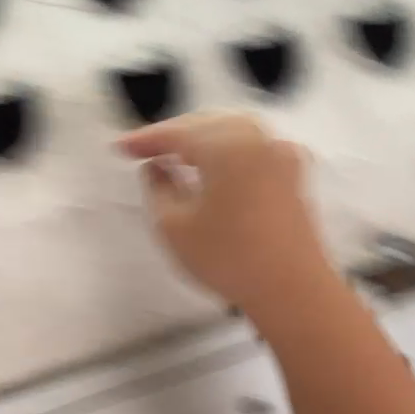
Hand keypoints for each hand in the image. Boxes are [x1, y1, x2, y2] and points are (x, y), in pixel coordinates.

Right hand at [120, 112, 334, 308]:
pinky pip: (253, 147)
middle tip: (144, 150)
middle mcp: (259, 139)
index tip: (120, 148)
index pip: (179, 133)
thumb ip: (158, 188)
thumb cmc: (226, 258)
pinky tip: (214, 167)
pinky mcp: (294, 173)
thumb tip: (156, 167)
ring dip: (202, 139)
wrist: (293, 290)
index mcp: (228, 146)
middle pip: (209, 124)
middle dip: (175, 134)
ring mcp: (281, 154)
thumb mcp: (174, 227)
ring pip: (234, 131)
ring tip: (176, 155)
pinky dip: (227, 149)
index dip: (146, 139)